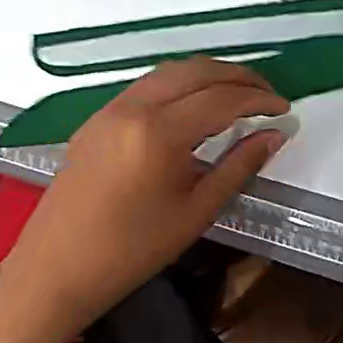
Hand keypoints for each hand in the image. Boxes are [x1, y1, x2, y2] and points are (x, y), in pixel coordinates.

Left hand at [0, 58, 289, 342]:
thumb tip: (274, 135)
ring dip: (210, 75)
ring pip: (170, 71)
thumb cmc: (134, 249)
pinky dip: (182, 84)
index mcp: (159, 133)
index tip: (285, 109)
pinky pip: (147, 85)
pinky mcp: (97, 119)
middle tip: (269, 94)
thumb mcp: (199, 210)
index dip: (260, 99)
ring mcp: (109, 110)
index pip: (222, 98)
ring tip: (240, 95)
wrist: (57, 270)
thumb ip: (240, 165)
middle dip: (239, 77)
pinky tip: (198, 105)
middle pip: (197, 72)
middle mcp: (132, 109)